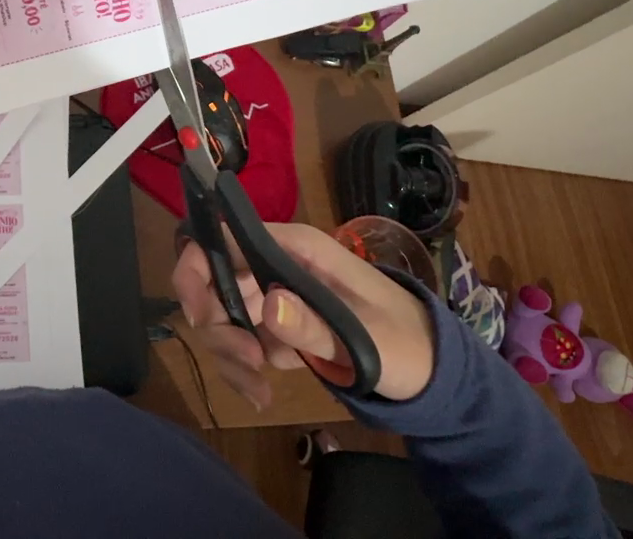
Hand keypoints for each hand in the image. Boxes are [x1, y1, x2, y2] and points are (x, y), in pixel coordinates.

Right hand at [171, 222, 435, 405]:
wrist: (435, 374)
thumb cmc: (407, 343)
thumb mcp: (367, 339)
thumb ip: (315, 324)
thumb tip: (267, 304)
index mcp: (295, 248)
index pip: (223, 237)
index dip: (197, 269)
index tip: (200, 317)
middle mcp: (276, 262)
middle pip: (213, 280)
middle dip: (217, 325)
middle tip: (246, 362)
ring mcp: (274, 293)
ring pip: (222, 313)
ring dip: (229, 354)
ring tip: (259, 392)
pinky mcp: (277, 324)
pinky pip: (240, 339)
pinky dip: (241, 368)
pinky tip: (262, 394)